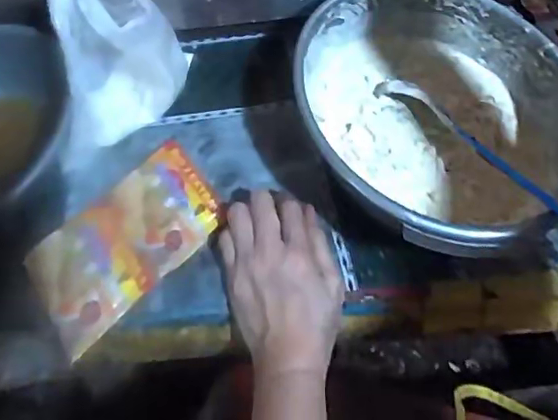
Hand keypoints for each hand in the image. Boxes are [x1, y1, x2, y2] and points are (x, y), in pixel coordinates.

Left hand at [218, 190, 343, 377]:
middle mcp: (269, 252)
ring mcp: (245, 263)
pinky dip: (232, 232)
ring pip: (237, 213)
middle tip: (270, 208)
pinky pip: (224, 239)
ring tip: (253, 220)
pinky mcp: (230, 276)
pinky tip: (241, 240)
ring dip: (246, 211)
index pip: (290, 205)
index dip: (291, 201)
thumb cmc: (317, 322)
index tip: (291, 207)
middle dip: (266, 198)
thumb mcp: (333, 282)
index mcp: (298, 253)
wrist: (286, 360)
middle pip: (259, 201)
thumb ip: (320, 243)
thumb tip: (307, 211)